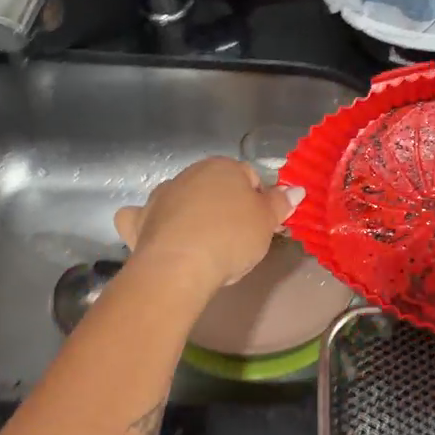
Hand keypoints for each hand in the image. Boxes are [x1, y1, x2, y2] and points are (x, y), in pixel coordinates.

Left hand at [112, 157, 301, 292]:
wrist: (179, 267)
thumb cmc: (230, 238)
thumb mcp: (266, 222)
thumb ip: (280, 203)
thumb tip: (295, 190)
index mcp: (223, 167)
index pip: (249, 178)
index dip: (259, 202)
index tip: (262, 226)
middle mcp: (189, 174)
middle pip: (214, 187)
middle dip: (224, 206)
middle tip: (236, 239)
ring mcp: (160, 196)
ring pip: (180, 198)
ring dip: (189, 213)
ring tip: (201, 244)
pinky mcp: (139, 221)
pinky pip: (142, 216)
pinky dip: (148, 222)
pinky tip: (153, 233)